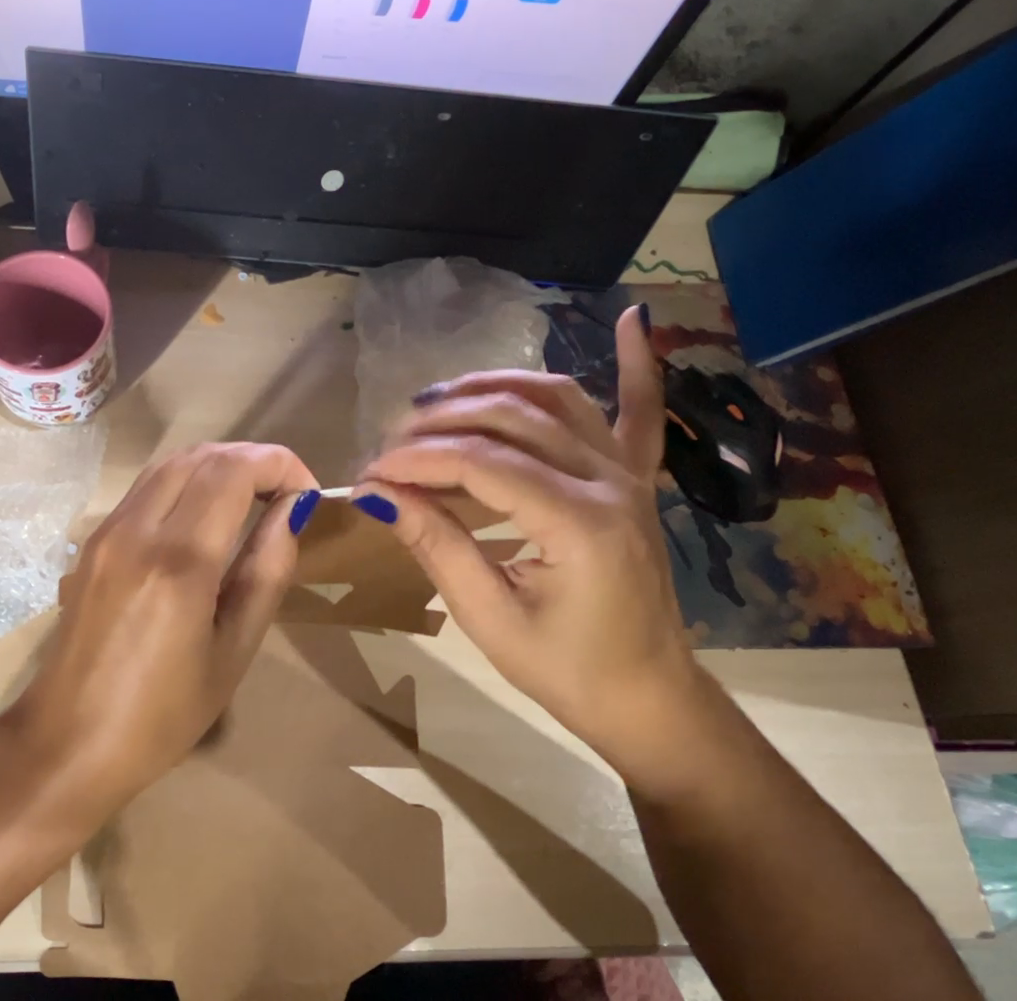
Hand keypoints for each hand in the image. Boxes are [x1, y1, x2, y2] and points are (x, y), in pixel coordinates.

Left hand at [12, 443, 318, 809]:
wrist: (67, 742)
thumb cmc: (162, 715)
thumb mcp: (233, 651)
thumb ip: (266, 571)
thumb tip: (291, 512)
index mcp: (178, 560)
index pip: (234, 469)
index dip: (280, 464)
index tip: (307, 495)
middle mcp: (136, 529)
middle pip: (201, 455)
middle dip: (252, 459)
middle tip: (285, 496)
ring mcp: (106, 532)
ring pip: (169, 464)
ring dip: (217, 466)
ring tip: (252, 501)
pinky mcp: (92, 544)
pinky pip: (144, 489)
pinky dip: (185, 483)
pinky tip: (205, 518)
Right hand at [353, 306, 698, 756]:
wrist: (646, 697)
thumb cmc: (564, 669)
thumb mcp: (488, 617)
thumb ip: (437, 544)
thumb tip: (377, 493)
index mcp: (578, 522)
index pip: (482, 463)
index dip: (418, 458)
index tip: (370, 472)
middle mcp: (610, 480)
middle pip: (513, 419)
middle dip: (441, 423)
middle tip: (389, 443)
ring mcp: (630, 473)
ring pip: (557, 399)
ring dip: (494, 388)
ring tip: (438, 400)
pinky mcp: (637, 478)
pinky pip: (638, 412)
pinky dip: (637, 365)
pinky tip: (634, 320)